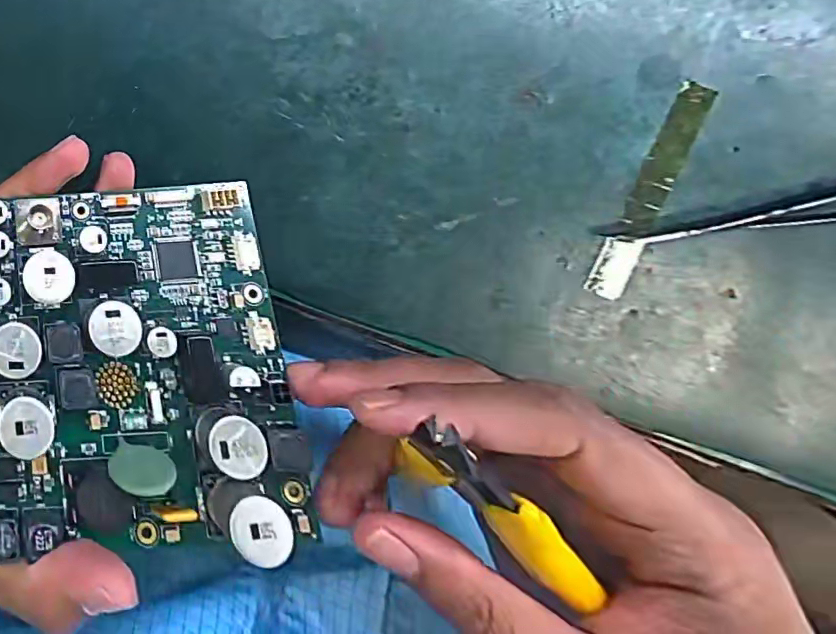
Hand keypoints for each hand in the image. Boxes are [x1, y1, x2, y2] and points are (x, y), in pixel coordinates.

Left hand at [0, 136, 138, 632]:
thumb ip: (37, 579)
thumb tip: (112, 582)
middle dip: (28, 197)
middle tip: (79, 160)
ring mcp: (12, 323)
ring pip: (29, 247)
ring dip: (69, 205)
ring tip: (114, 170)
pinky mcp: (45, 325)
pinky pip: (62, 274)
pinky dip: (89, 245)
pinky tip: (126, 222)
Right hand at [291, 357, 810, 633]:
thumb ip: (485, 603)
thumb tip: (369, 530)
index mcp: (678, 519)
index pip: (557, 421)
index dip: (456, 406)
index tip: (366, 412)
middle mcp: (619, 475)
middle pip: (491, 397)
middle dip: (394, 390)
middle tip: (312, 388)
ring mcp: (574, 479)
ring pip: (459, 412)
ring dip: (382, 428)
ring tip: (330, 469)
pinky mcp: (535, 491)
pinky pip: (454, 450)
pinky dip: (397, 455)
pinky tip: (362, 478)